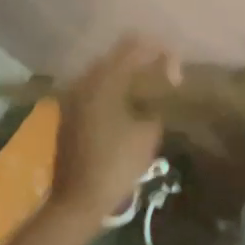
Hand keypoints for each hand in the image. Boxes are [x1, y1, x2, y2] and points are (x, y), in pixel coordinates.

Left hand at [48, 37, 173, 221]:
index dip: (160, 52)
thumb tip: (162, 86)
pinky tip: (128, 107)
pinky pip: (93, 91)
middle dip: (142, 62)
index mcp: (103, 80)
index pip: (134, 46)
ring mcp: (70, 97)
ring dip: (127, 78)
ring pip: (103, 74)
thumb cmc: (116, 165)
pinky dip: (112, 92)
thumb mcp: (148, 132)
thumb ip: (157, 100)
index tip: (176, 74)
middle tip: (166, 79)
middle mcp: (82, 81)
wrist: (78, 198)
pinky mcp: (67, 114)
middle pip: (115, 57)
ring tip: (150, 94)